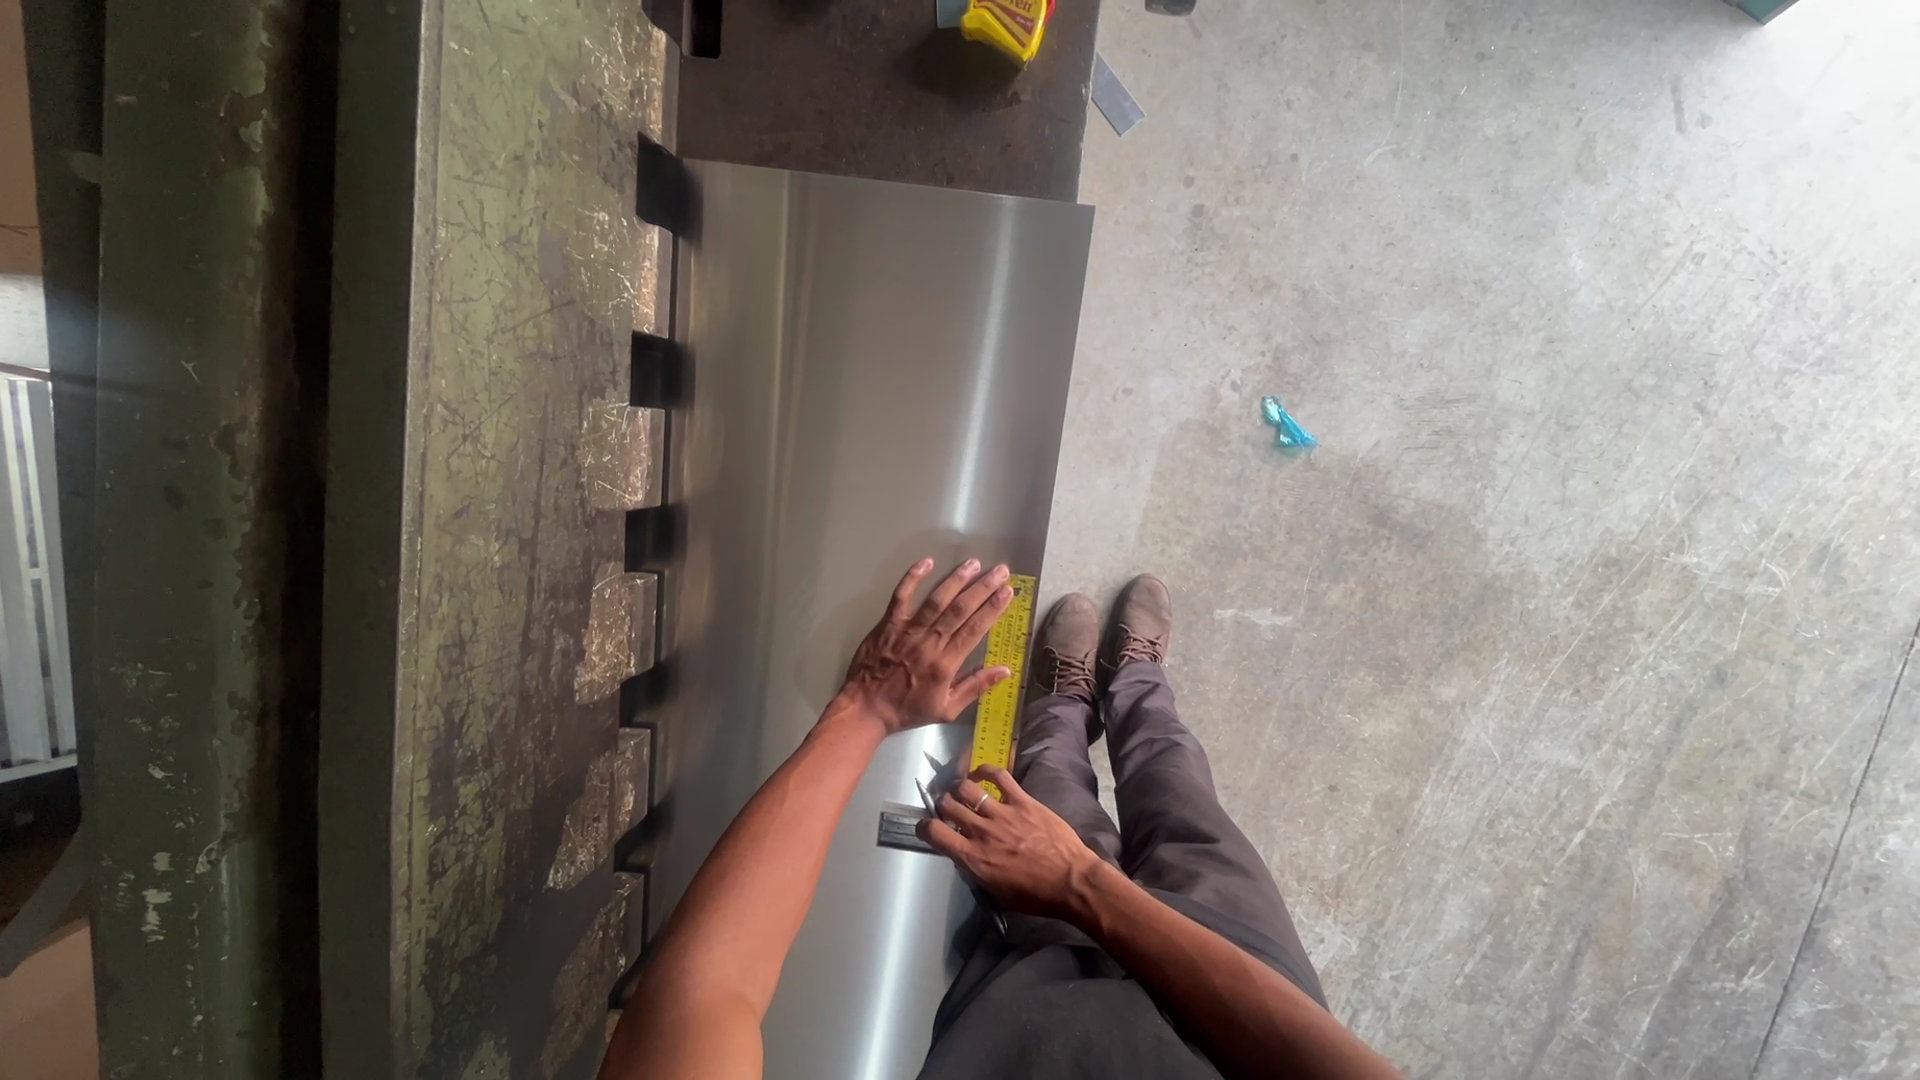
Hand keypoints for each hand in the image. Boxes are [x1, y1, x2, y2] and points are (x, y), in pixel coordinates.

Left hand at [831, 558, 1014, 735]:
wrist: (866, 708)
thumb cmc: (908, 710)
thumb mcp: (946, 709)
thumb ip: (975, 687)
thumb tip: (1005, 670)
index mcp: (945, 664)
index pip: (975, 629)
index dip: (993, 608)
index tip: (1007, 591)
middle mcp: (929, 643)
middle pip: (960, 609)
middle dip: (983, 588)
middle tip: (1000, 571)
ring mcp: (907, 630)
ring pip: (936, 599)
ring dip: (956, 579)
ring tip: (973, 563)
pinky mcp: (888, 623)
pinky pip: (901, 596)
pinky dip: (913, 578)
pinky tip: (927, 562)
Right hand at [919, 764, 1106, 919]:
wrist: (1071, 881)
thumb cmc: (1035, 895)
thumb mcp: (996, 893)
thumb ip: (975, 872)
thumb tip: (965, 857)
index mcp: (973, 858)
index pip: (934, 833)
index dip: (925, 826)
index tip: (928, 826)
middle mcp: (982, 832)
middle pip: (948, 804)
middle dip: (943, 804)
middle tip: (948, 806)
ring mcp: (1002, 813)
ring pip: (967, 787)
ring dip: (959, 787)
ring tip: (962, 790)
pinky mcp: (1022, 800)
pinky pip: (998, 776)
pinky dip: (985, 770)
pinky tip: (981, 774)